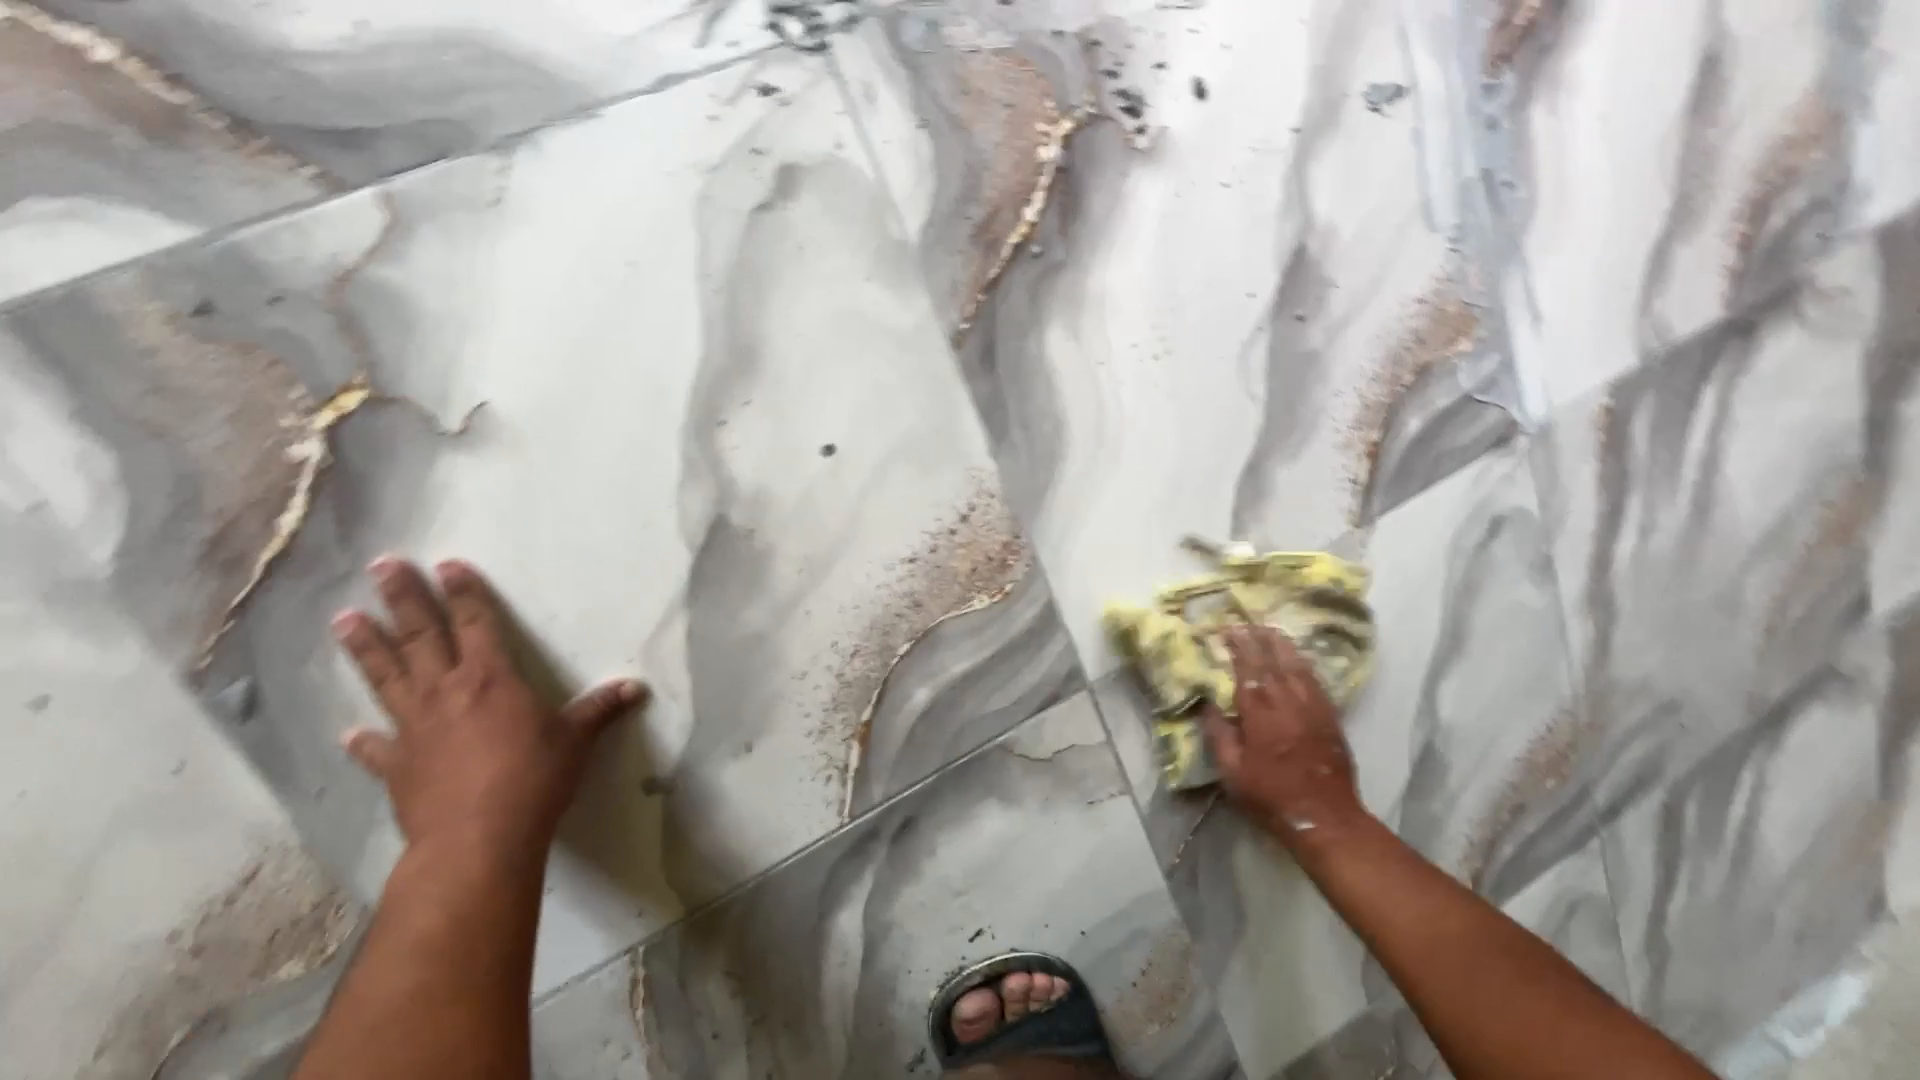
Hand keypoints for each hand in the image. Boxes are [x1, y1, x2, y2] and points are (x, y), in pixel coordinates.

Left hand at [331, 557, 647, 855]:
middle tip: (381, 566)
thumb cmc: (534, 779)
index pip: (477, 622)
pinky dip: (364, 740)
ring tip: (344, 618)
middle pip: (421, 636)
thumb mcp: (577, 741)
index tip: (446, 564)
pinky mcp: (397, 767)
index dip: (465, 592)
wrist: (479, 839)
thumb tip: (636, 688)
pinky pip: (377, 748)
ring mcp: (414, 728)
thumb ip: (600, 710)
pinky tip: (350, 733)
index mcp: (491, 679)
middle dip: (403, 599)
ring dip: (366, 647)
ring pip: (386, 677)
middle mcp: (446, 692)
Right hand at [1202, 625, 1366, 847]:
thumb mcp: (1232, 773)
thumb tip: (1208, 704)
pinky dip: (1304, 665)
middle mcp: (1289, 705)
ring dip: (1283, 646)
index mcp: (1261, 717)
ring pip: (1298, 668)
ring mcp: (1313, 709)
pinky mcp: (1330, 718)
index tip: (1229, 631)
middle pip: (1273, 663)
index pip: (1248, 673)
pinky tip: (1298, 658)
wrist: (1325, 817)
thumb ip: (1219, 736)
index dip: (1239, 649)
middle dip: (1259, 640)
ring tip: (1271, 630)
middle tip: (1247, 622)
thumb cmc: (1271, 798)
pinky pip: (1316, 682)